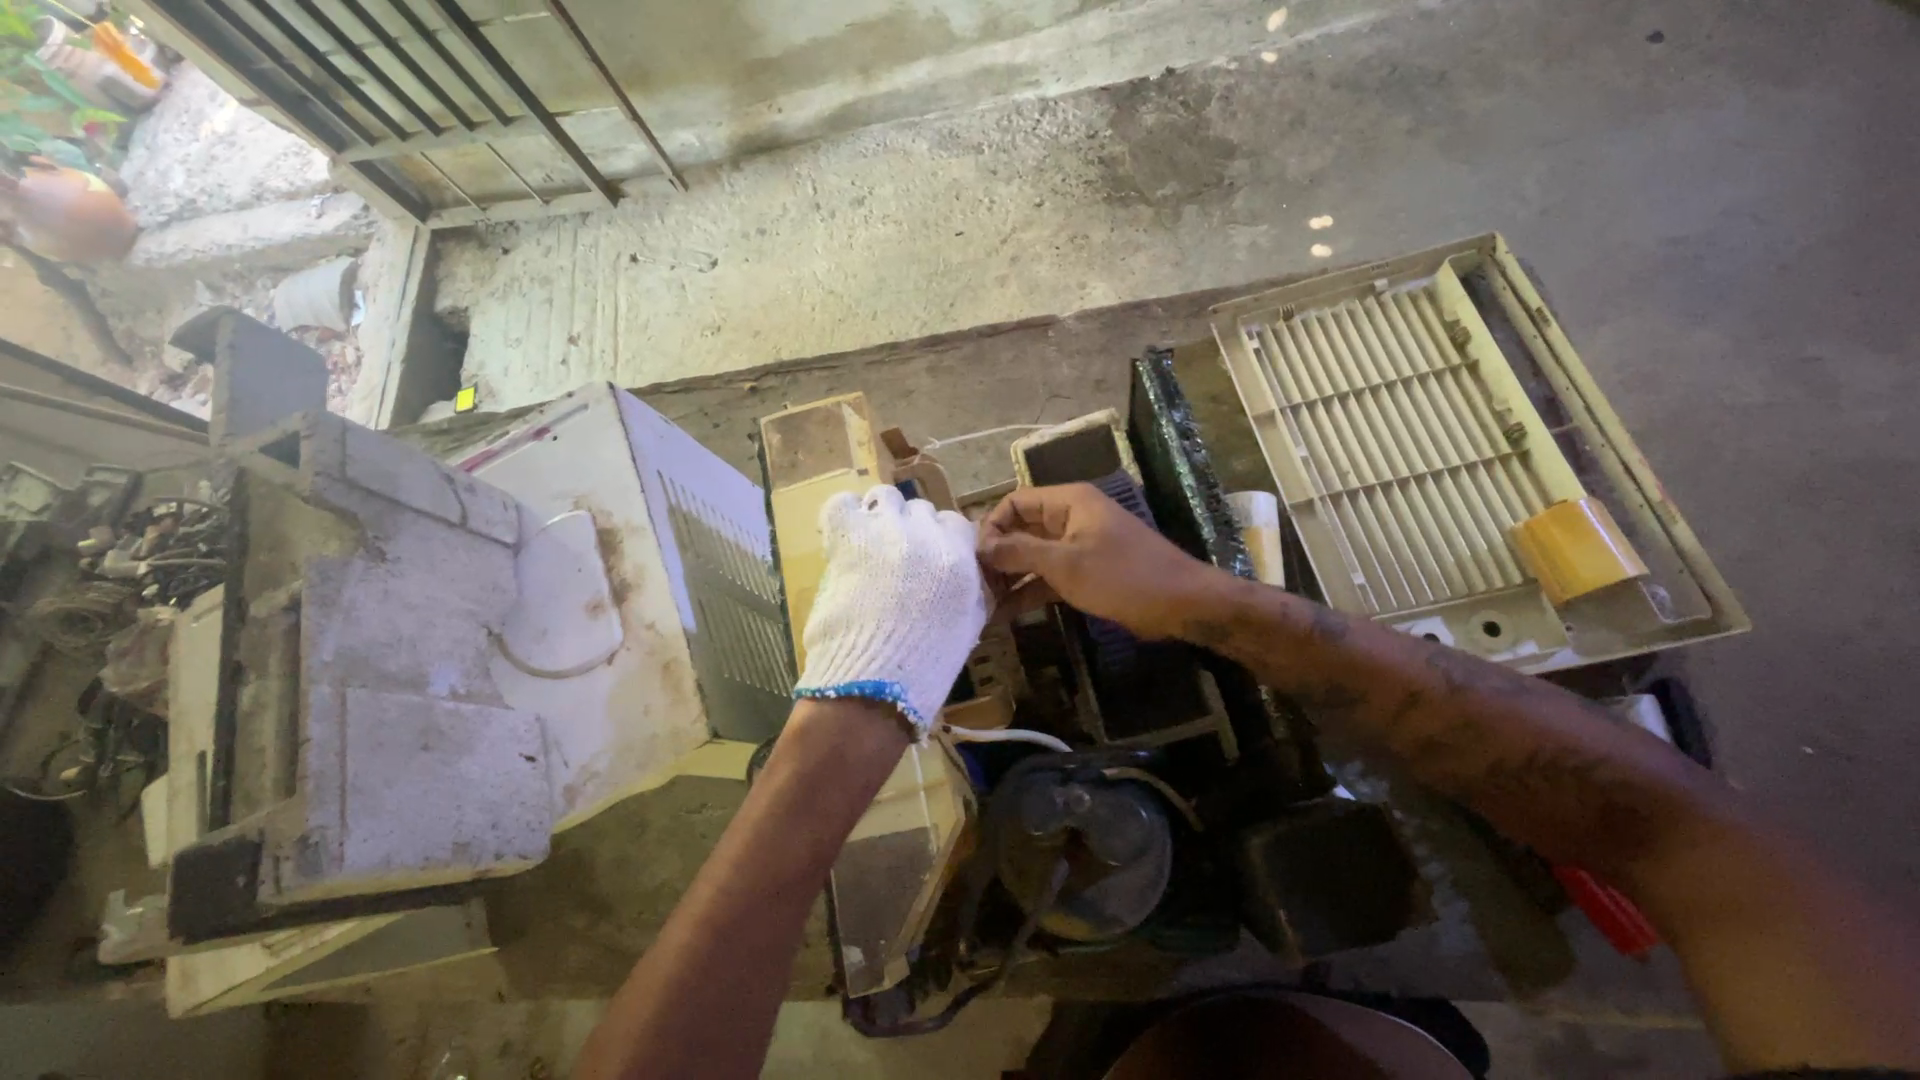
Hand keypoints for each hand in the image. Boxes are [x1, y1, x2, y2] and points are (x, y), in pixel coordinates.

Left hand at [793, 485, 986, 736]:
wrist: (875, 679)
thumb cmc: (926, 662)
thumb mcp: (968, 624)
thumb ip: (973, 590)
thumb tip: (970, 573)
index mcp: (959, 556)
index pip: (955, 523)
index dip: (941, 539)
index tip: (929, 558)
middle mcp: (926, 534)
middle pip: (920, 510)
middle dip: (910, 529)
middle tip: (896, 559)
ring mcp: (886, 530)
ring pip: (885, 498)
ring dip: (879, 517)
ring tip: (868, 544)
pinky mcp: (849, 536)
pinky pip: (842, 504)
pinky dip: (843, 514)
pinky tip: (843, 535)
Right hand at [977, 483, 1222, 639]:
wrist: (1180, 604)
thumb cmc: (1123, 576)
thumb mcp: (1066, 563)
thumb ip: (1019, 552)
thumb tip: (981, 547)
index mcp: (1069, 502)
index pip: (1015, 501)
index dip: (991, 526)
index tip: (974, 558)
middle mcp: (1071, 518)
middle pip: (1021, 529)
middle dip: (996, 555)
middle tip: (972, 585)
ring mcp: (1078, 547)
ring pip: (1033, 557)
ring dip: (1009, 578)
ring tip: (981, 604)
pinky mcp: (1086, 574)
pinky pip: (1048, 577)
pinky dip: (1028, 592)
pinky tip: (1004, 614)